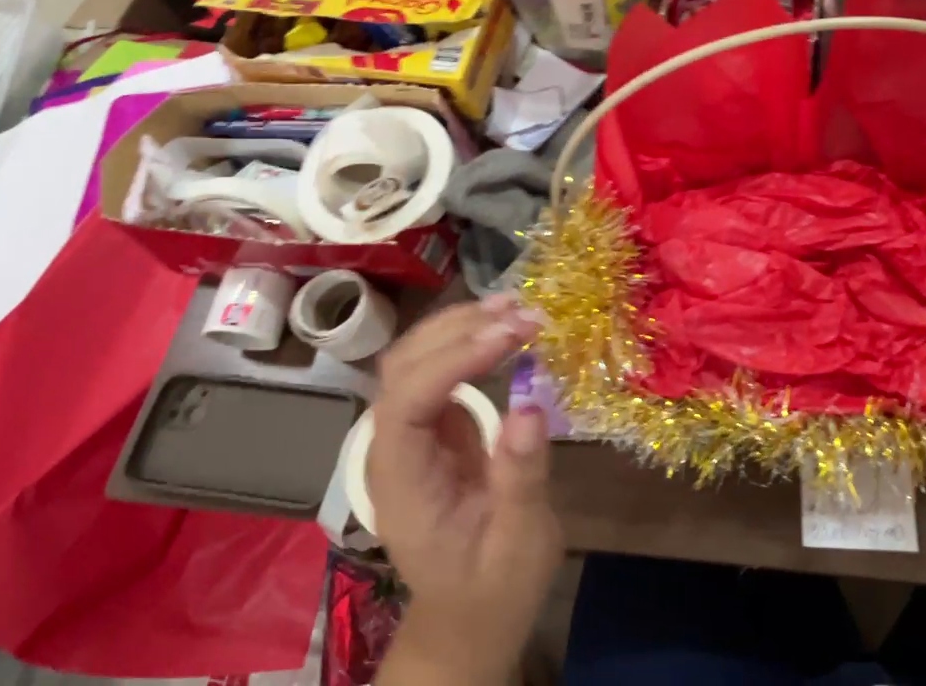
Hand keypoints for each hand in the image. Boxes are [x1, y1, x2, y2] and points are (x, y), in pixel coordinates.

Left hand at [368, 295, 560, 683]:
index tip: (510, 335)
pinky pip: (441, 373)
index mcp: (402, 483)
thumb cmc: (493, 590)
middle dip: (458, 330)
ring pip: (416, 362)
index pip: (407, 401)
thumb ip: (519, 479)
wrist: (469, 619)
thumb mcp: (517, 545)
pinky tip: (504, 331)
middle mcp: (394, 450)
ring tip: (515, 307)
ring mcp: (412, 437)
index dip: (453, 360)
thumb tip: (532, 406)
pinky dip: (470, 343)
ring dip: (461, 326)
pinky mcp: (434, 431)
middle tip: (523, 313)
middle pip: (403, 368)